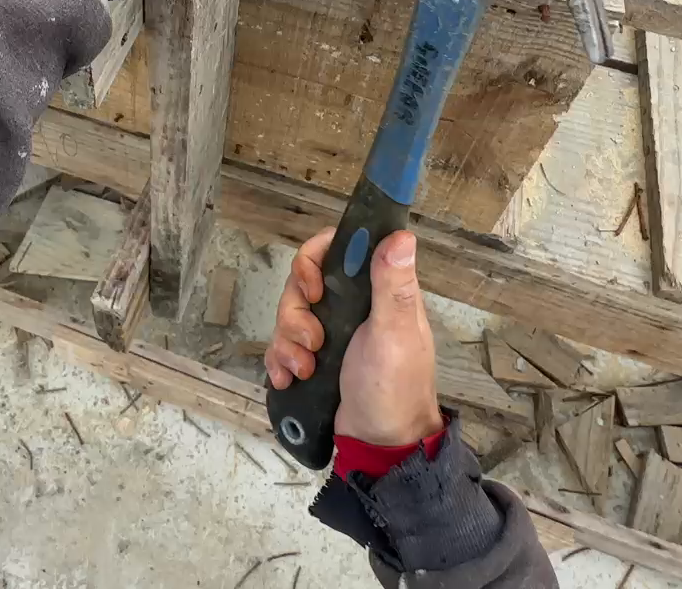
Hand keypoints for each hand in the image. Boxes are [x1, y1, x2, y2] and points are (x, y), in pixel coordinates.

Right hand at [266, 228, 442, 447]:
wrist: (380, 447)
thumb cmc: (394, 387)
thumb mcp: (395, 335)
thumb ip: (392, 285)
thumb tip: (402, 234)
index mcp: (373, 290)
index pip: (336, 249)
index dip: (314, 258)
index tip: (313, 287)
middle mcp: (349, 304)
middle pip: (302, 282)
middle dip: (296, 312)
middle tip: (314, 342)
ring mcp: (329, 331)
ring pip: (288, 314)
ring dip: (288, 342)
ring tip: (305, 370)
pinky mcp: (313, 357)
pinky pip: (281, 345)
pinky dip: (280, 361)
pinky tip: (289, 379)